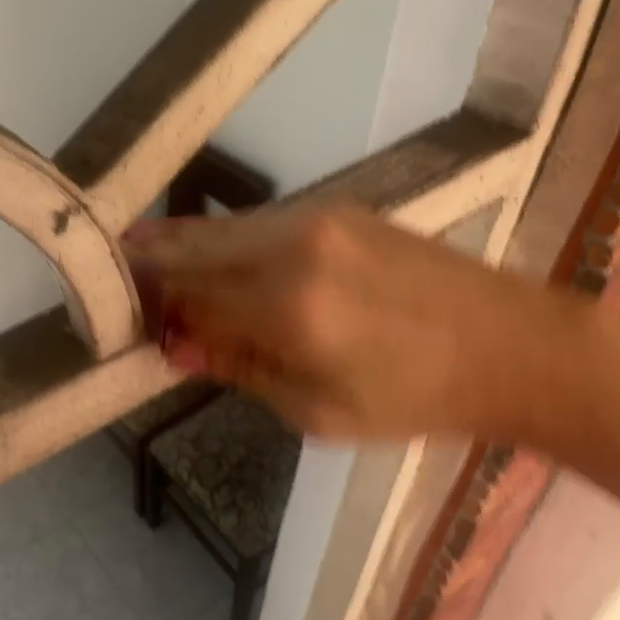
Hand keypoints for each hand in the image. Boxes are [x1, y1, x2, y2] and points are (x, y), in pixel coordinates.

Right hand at [123, 201, 591, 441]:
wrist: (512, 345)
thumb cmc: (415, 397)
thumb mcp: (319, 410)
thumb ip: (238, 368)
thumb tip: (171, 346)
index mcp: (287, 307)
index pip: (185, 292)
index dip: (143, 301)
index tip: (112, 312)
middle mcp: (291, 247)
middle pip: (191, 246)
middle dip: (145, 261)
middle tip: (108, 274)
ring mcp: (315, 219)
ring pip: (220, 227)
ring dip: (178, 245)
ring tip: (140, 258)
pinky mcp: (336, 209)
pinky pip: (255, 222)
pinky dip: (220, 239)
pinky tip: (203, 252)